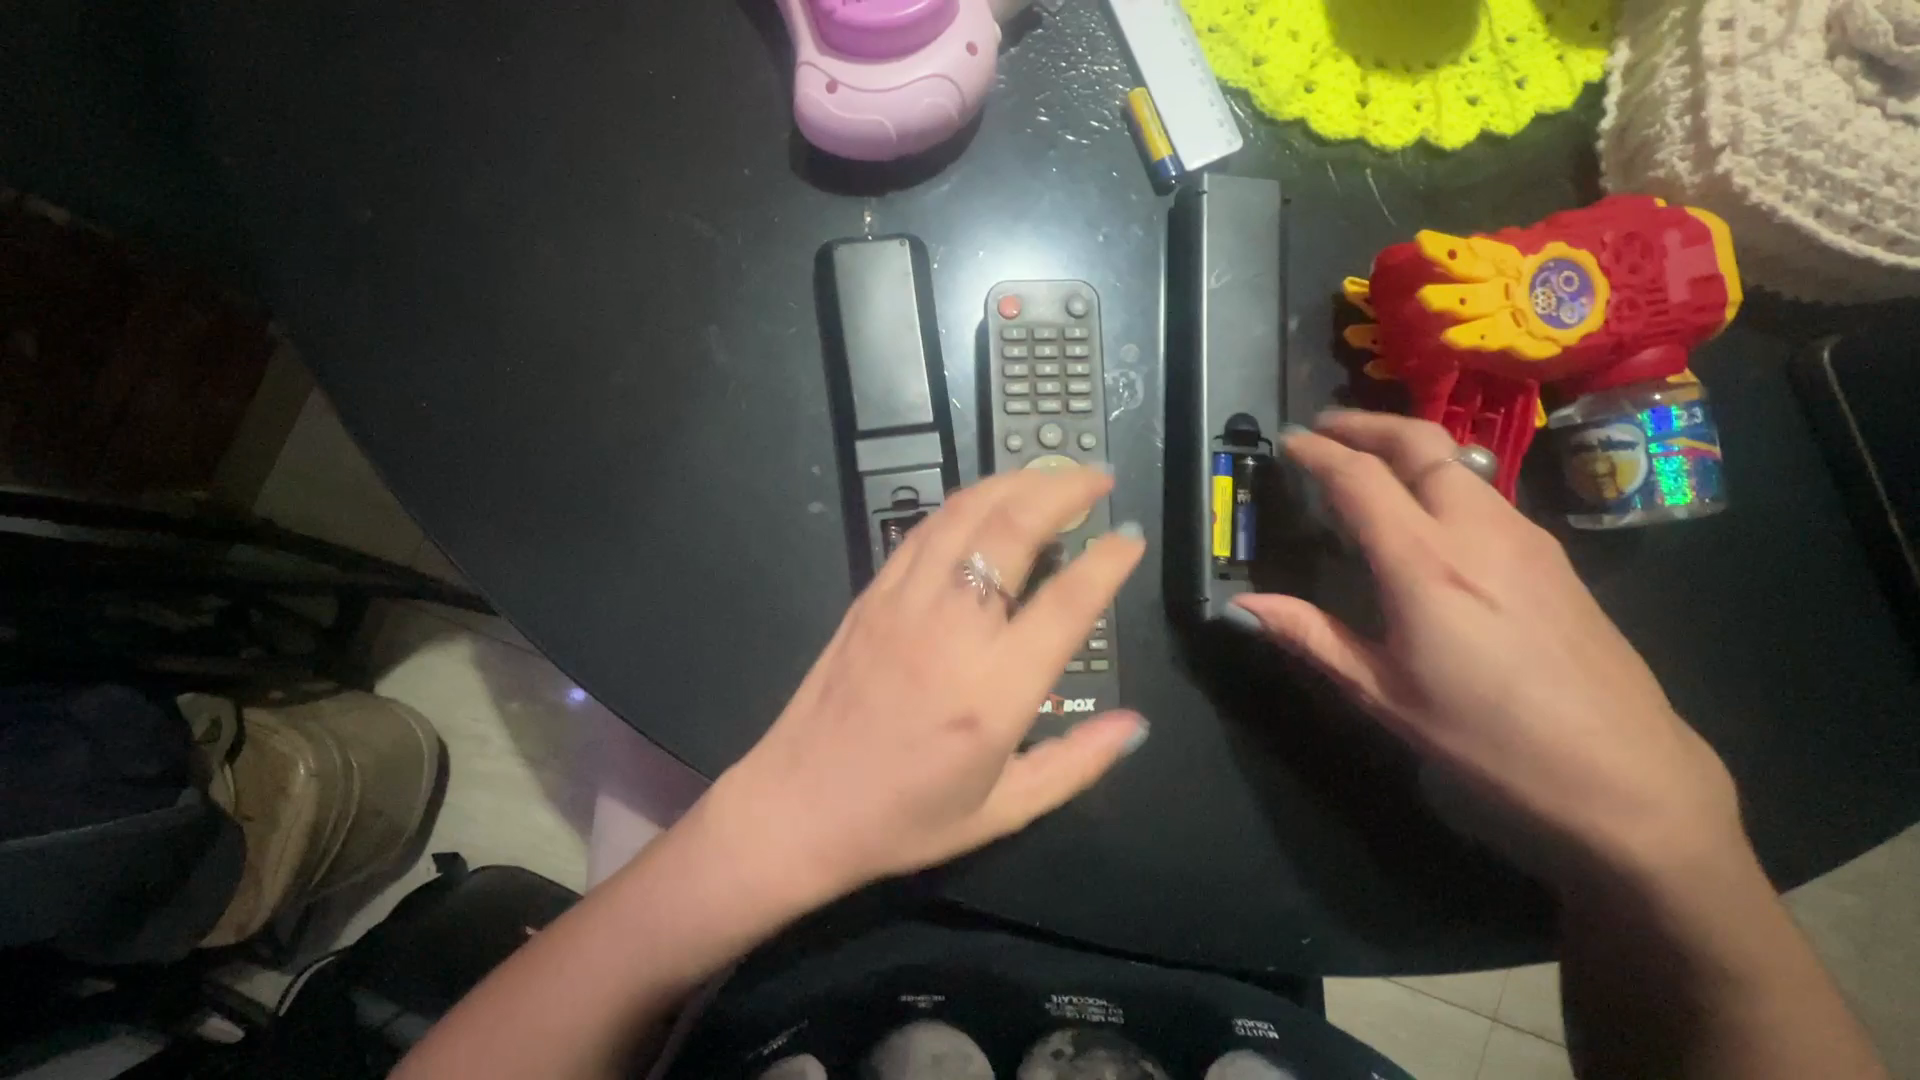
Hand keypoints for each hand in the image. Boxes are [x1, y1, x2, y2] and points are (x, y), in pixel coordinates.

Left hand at [705, 466, 1147, 903]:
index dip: (1108, 561)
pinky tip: (987, 503)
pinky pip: (923, 531)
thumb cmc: (905, 819)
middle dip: (1064, 489)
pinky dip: (965, 505)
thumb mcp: (1004, 811)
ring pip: (964, 515)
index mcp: (994, 692)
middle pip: (1013, 529)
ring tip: (1050, 477)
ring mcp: (904, 605)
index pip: (1067, 602)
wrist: (798, 807)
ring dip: (1014, 483)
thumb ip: (1077, 763)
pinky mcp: (871, 597)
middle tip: (1099, 479)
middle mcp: (951, 631)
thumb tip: (1136, 725)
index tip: (1132, 537)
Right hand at [1233, 410, 1745, 891]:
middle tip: (1324, 427)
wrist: (1625, 773)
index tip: (1286, 442)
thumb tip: (1241, 606)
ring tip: (1368, 461)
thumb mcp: (1383, 693)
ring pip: (1458, 461)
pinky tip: (1426, 511)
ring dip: (1406, 445)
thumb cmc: (1487, 740)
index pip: (1359, 478)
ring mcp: (1524, 536)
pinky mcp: (1553, 554)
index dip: (1316, 452)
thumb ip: (1309, 636)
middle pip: (1419, 443)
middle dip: (1366, 423)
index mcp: (1424, 563)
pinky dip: (1441, 476)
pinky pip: (1485, 490)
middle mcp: (1477, 530)